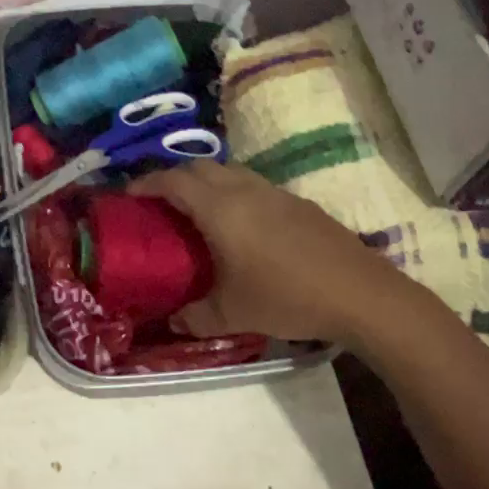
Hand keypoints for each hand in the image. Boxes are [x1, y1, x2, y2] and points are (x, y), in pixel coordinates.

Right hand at [128, 160, 439, 350]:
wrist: (360, 294)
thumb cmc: (286, 298)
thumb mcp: (232, 314)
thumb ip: (195, 317)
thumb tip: (173, 321)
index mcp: (220, 209)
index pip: (173, 181)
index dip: (146, 183)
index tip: (129, 196)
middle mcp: (245, 191)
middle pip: (200, 166)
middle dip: (174, 177)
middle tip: (159, 202)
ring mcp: (276, 193)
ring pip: (230, 172)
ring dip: (207, 182)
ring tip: (196, 211)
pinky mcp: (299, 204)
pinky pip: (254, 186)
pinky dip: (234, 194)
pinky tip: (240, 226)